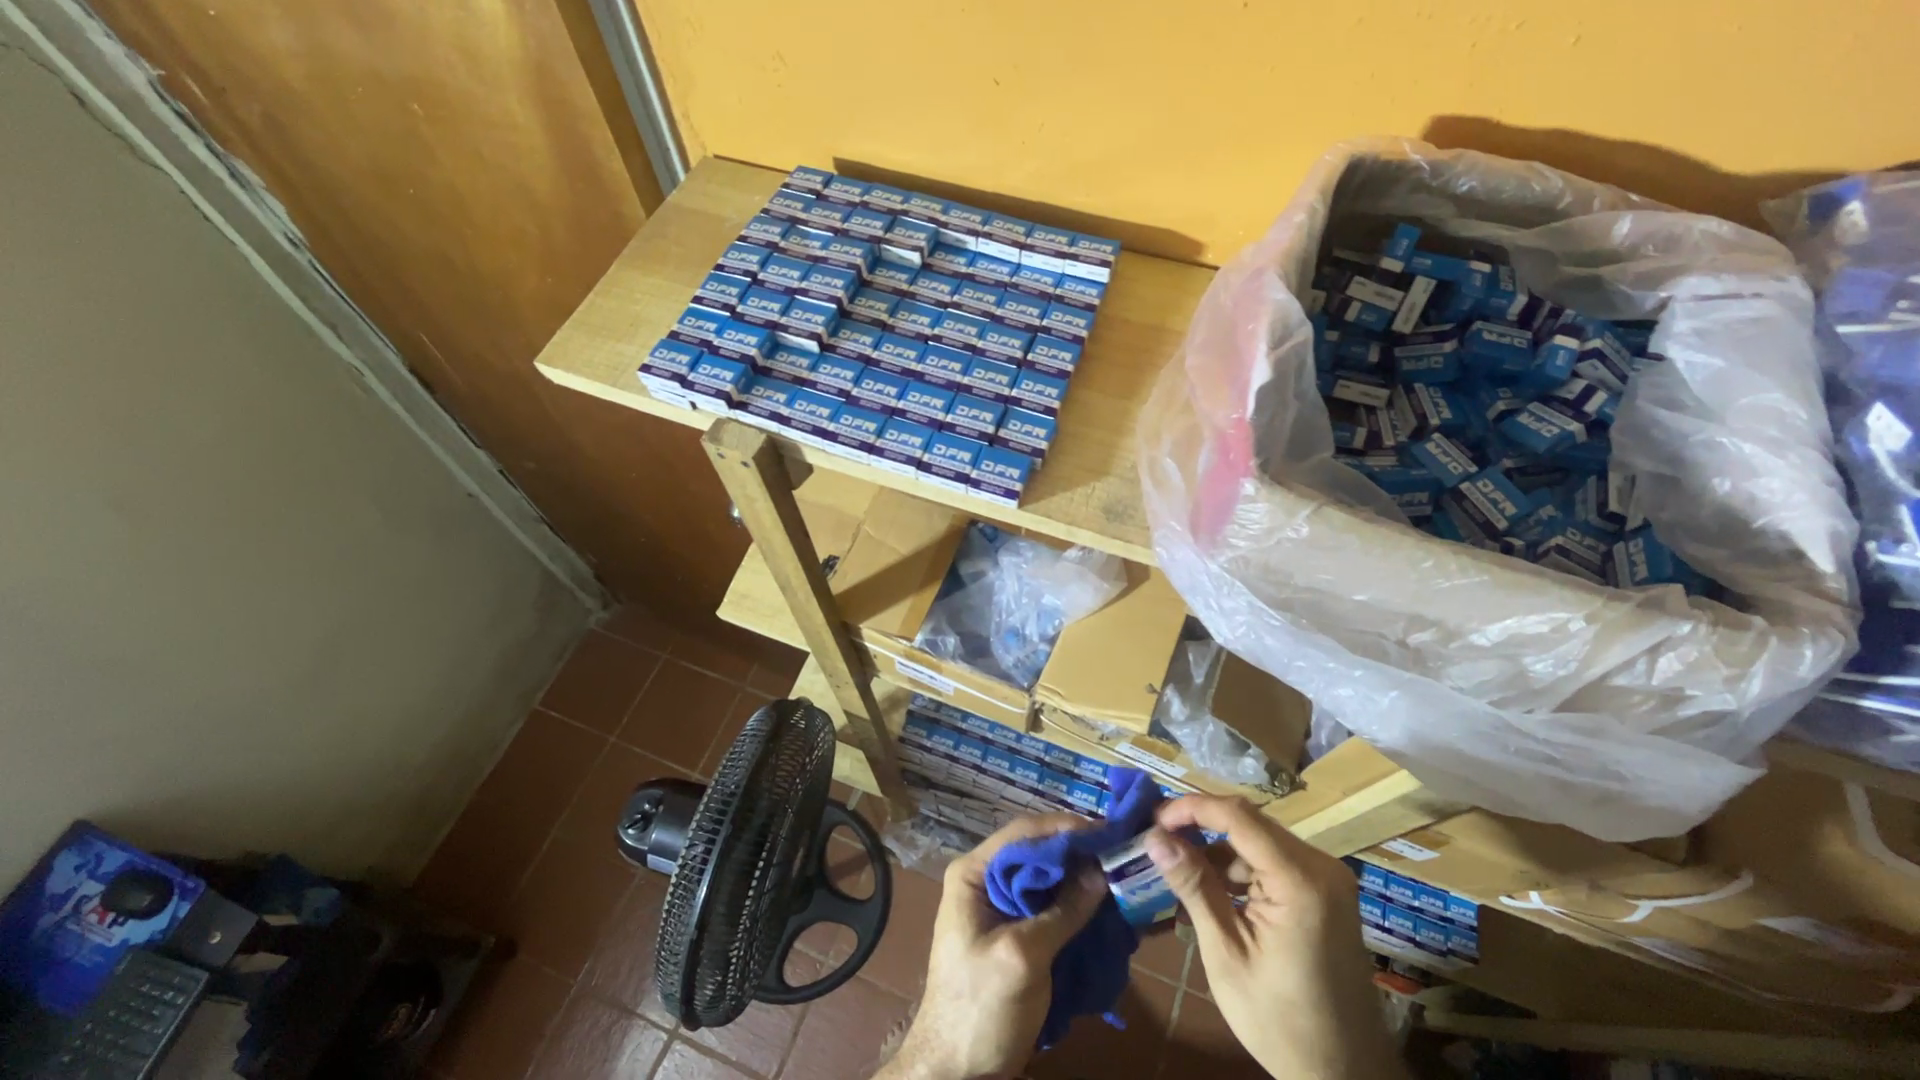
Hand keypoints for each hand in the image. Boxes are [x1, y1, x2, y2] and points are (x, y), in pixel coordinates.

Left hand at [877, 814, 1106, 1079]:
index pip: (1024, 833)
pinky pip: (1054, 910)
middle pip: (1040, 855)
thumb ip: (1062, 912)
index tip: (1110, 832)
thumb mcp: (1022, 957)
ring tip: (1127, 877)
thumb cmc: (980, 1007)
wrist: (959, 1071)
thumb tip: (1102, 871)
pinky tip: (1111, 910)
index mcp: (973, 875)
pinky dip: (1081, 909)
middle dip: (1081, 855)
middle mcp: (987, 883)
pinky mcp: (1020, 937)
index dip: (1066, 828)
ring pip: (1051, 882)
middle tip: (1127, 854)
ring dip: (1085, 882)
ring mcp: (1003, 911)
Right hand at [1148, 796, 1403, 1079]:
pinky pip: (1275, 864)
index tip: (1151, 820)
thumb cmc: (1278, 1018)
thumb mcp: (1225, 952)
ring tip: (1176, 872)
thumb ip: (1193, 886)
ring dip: (1218, 852)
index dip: (1190, 809)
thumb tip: (1154, 838)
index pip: (1238, 816)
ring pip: (1259, 843)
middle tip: (1156, 843)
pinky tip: (1211, 891)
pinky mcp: (1325, 894)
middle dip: (1200, 828)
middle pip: (1250, 824)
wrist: (1343, 1070)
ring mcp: (1327, 879)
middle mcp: (1321, 867)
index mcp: (1300, 880)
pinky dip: (1241, 871)